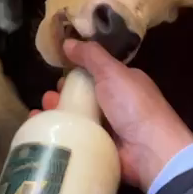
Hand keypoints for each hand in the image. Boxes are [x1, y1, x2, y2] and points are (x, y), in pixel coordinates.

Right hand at [47, 39, 192, 190]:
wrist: (150, 152)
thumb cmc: (133, 105)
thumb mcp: (111, 71)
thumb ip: (90, 55)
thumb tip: (67, 41)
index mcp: (125, 83)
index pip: (97, 73)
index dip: (77, 72)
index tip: (59, 74)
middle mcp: (119, 105)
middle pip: (86, 97)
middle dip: (64, 95)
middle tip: (48, 97)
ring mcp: (112, 130)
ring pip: (80, 119)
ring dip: (60, 115)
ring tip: (42, 114)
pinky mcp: (104, 150)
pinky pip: (79, 140)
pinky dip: (63, 136)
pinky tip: (46, 134)